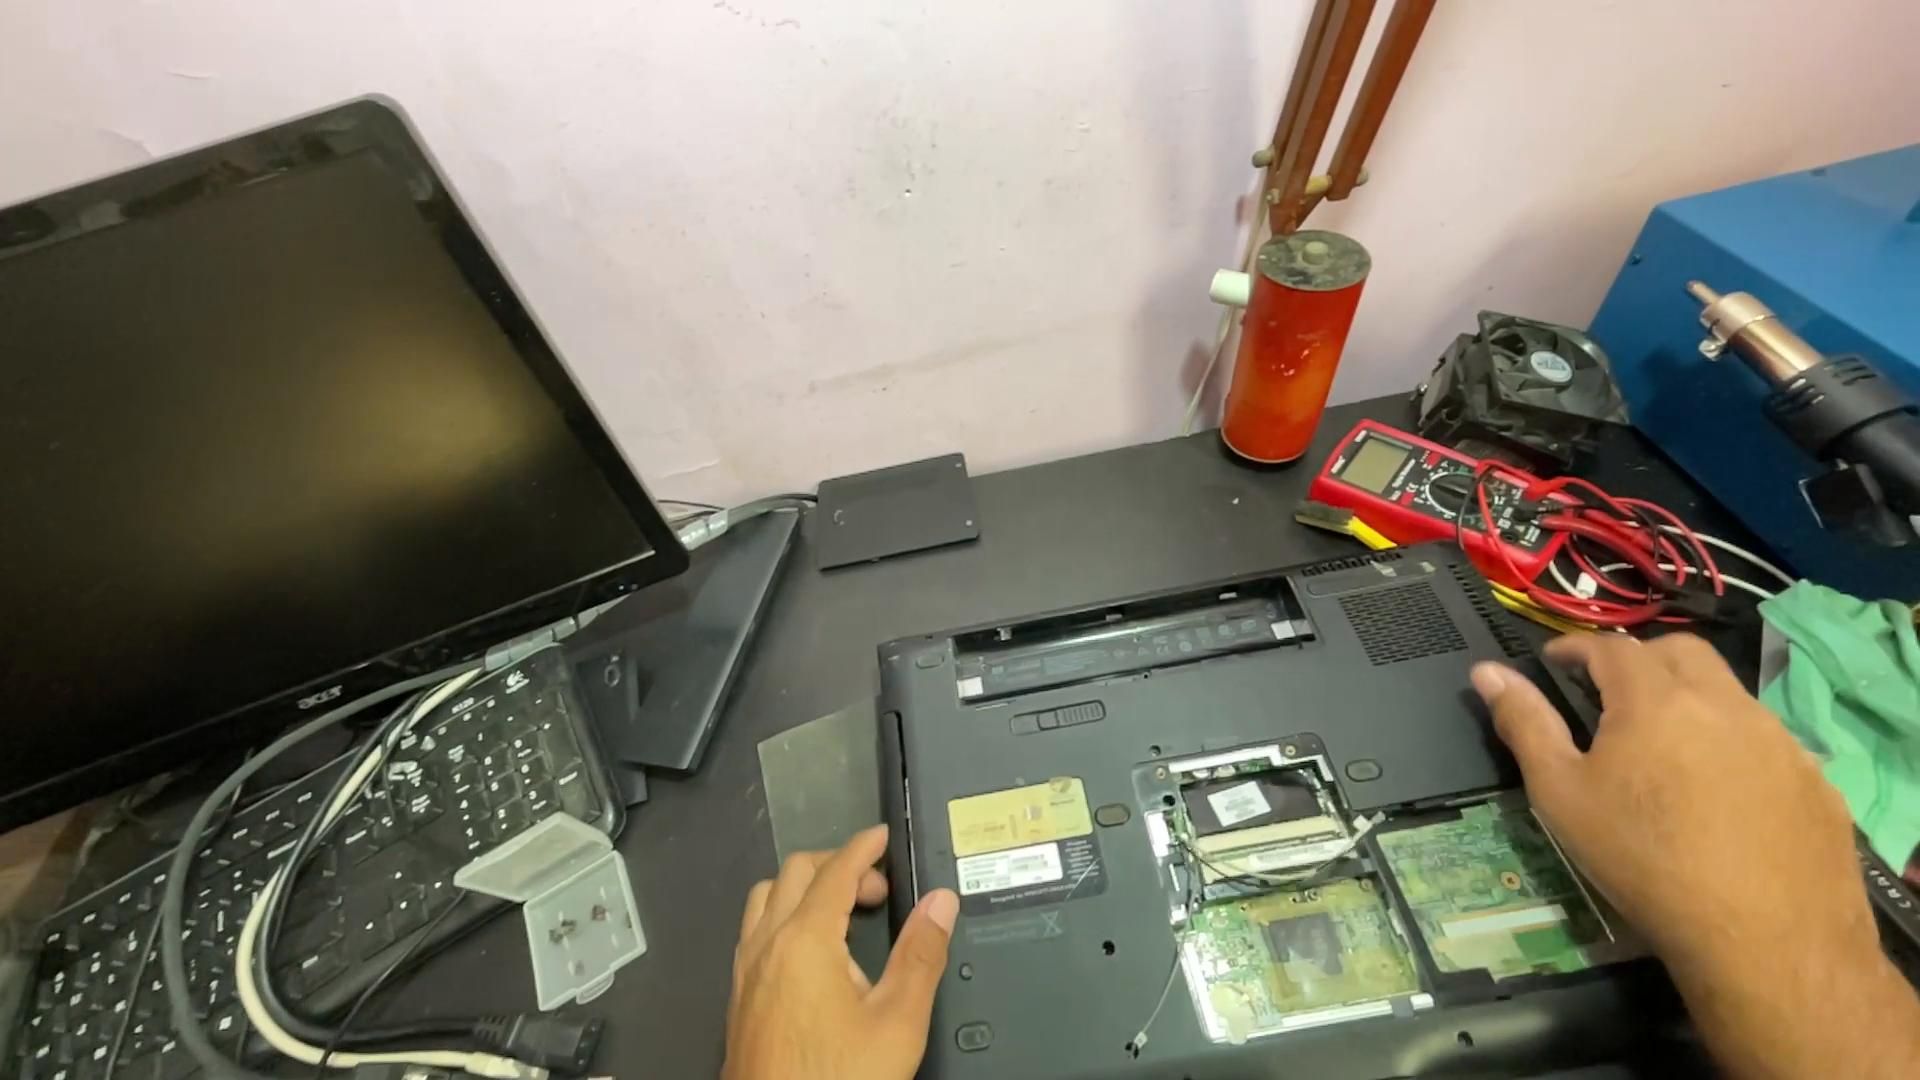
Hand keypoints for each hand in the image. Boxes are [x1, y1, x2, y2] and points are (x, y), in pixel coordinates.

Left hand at [724, 824, 960, 1079]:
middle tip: (877, 890)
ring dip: (804, 887)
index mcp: (805, 940)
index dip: (863, 847)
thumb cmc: (841, 1078)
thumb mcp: (897, 1022)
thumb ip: (921, 955)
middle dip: (839, 865)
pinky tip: (810, 950)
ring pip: (767, 897)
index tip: (883, 836)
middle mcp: (767, 944)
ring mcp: (745, 971)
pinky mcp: (737, 997)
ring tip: (842, 912)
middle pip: (796, 872)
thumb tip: (940, 900)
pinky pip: (755, 929)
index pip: (836, 871)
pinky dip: (783, 914)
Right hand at [1473, 634, 1919, 1079]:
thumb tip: (1486, 672)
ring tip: (1654, 738)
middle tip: (1603, 688)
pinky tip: (1707, 783)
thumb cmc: (1639, 855)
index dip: (1576, 647)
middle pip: (1681, 652)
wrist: (1764, 942)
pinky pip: (1764, 736)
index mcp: (1657, 703)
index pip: (1613, 647)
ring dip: (1684, 694)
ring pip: (1728, 690)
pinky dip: (1724, 736)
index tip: (1552, 662)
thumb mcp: (1558, 789)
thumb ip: (1523, 721)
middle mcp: (1726, 708)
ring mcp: (1781, 744)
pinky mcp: (1816, 784)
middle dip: (1636, 657)